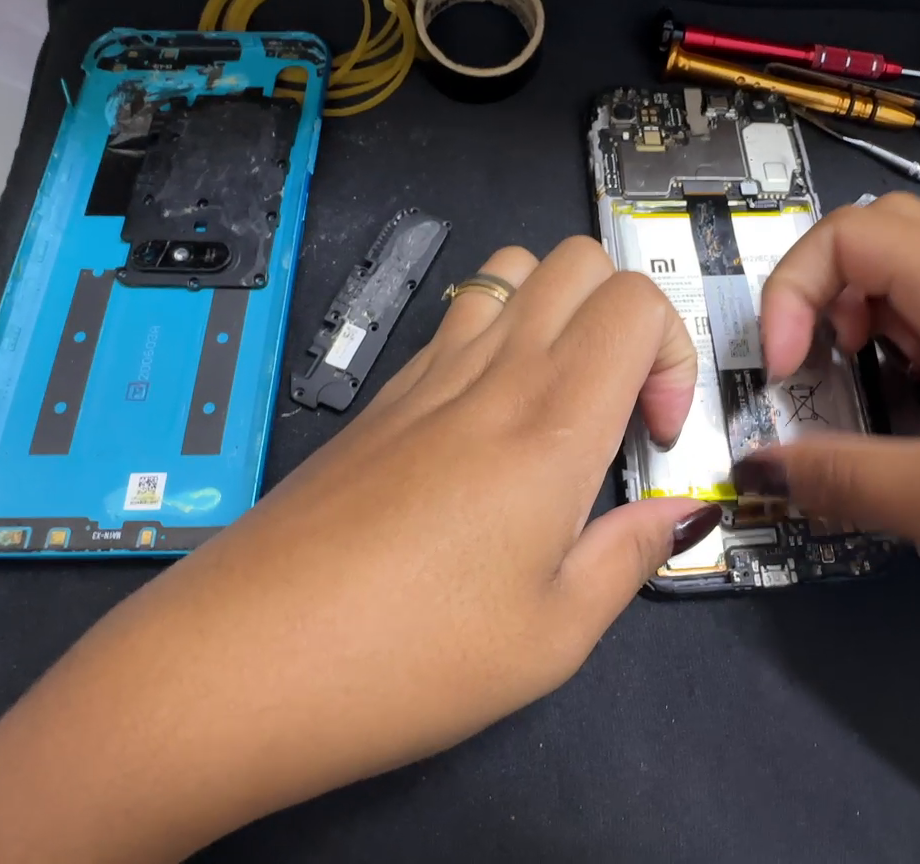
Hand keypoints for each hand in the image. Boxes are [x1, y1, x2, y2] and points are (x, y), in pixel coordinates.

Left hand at [0, 237, 717, 863]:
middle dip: (626, 315)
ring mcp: (426, 373)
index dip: (673, 353)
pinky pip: (456, 316)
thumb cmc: (411, 659)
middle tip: (618, 406)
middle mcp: (491, 374)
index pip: (636, 302)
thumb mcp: (552, 637)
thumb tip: (679, 513)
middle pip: (579, 259)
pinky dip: (498, 334)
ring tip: (557, 398)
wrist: (240, 660)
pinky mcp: (382, 395)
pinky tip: (487, 422)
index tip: (657, 432)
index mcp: (549, 425)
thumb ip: (630, 556)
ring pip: (511, 268)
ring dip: (557, 310)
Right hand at [743, 193, 919, 683]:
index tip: (783, 372)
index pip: (853, 234)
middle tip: (815, 375)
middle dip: (825, 301)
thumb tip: (759, 468)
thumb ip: (845, 479)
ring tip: (865, 422)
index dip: (794, 288)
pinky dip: (912, 383)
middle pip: (887, 249)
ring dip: (867, 348)